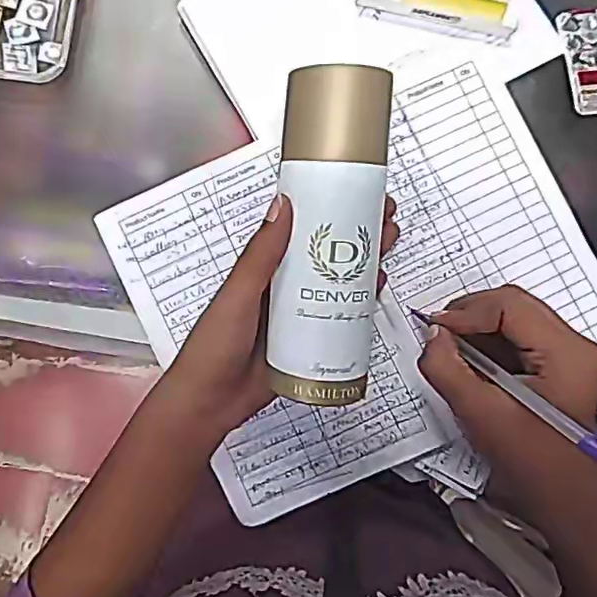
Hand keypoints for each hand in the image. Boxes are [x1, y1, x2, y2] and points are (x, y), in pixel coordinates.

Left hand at [152, 193, 397, 442]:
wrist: (210, 402)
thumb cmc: (211, 347)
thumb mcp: (238, 296)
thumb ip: (260, 256)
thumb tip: (281, 206)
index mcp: (262, 271)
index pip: (300, 232)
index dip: (329, 212)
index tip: (356, 194)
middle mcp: (281, 290)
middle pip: (325, 256)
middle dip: (357, 236)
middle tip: (385, 221)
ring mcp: (296, 316)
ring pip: (335, 286)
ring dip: (362, 268)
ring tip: (386, 251)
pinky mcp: (306, 343)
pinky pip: (337, 322)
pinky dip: (357, 308)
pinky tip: (373, 296)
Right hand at [417, 285, 596, 475]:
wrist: (569, 505)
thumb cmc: (537, 468)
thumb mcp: (482, 415)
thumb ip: (448, 370)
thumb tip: (434, 338)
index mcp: (568, 355)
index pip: (510, 306)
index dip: (466, 312)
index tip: (436, 328)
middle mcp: (579, 351)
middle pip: (516, 308)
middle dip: (471, 318)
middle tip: (439, 334)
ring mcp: (574, 361)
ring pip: (518, 324)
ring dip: (480, 333)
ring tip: (452, 352)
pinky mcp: (564, 373)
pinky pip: (523, 345)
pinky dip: (492, 349)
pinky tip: (473, 367)